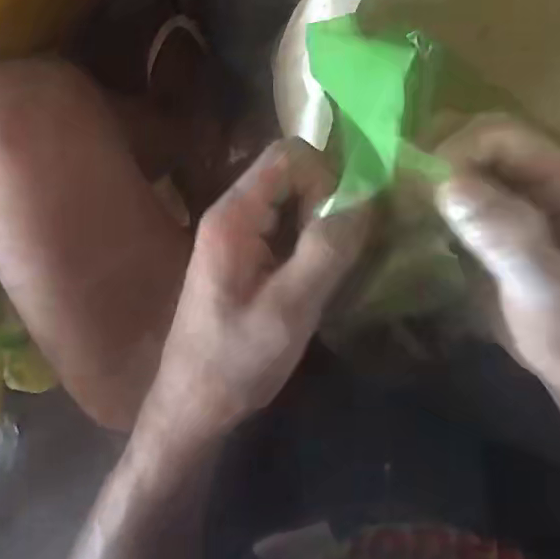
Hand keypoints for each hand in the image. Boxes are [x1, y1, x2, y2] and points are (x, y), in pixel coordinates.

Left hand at [139, 139, 370, 448]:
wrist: (193, 403)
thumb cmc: (235, 360)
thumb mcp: (288, 310)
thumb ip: (325, 251)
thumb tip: (366, 199)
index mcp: (233, 216)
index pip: (287, 155)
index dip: (325, 176)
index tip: (343, 222)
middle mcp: (231, 214)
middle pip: (291, 174)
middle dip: (327, 200)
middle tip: (343, 251)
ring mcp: (236, 235)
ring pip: (292, 202)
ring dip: (322, 223)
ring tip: (339, 267)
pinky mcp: (245, 257)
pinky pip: (285, 228)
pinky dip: (310, 241)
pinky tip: (322, 277)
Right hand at [432, 117, 559, 442]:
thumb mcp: (550, 292)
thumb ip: (505, 234)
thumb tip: (445, 182)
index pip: (507, 137)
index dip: (459, 149)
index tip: (420, 184)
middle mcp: (554, 192)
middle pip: (487, 151)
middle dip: (441, 164)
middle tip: (401, 191)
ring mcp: (532, 217)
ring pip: (474, 178)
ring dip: (435, 186)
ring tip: (399, 206)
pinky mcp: (510, 242)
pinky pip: (469, 209)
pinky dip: (439, 211)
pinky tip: (414, 228)